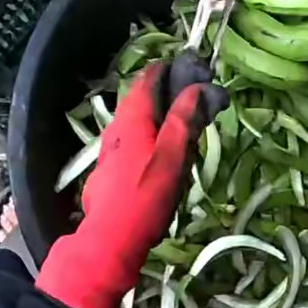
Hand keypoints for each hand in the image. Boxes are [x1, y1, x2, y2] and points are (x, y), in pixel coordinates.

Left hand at [37, 51, 226, 307]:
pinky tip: (161, 150)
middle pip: (141, 99)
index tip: (193, 66)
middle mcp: (116, 129)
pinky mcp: (109, 171)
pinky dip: (149, 134)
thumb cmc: (145, 197)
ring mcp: (109, 151)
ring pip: (136, 121)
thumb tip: (199, 88)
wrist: (108, 241)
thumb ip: (184, 121)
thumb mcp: (173, 157)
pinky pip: (131, 141)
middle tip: (195, 93)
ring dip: (159, 115)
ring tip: (183, 120)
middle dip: (167, 91)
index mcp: (132, 120)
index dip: (170, 69)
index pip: (148, 79)